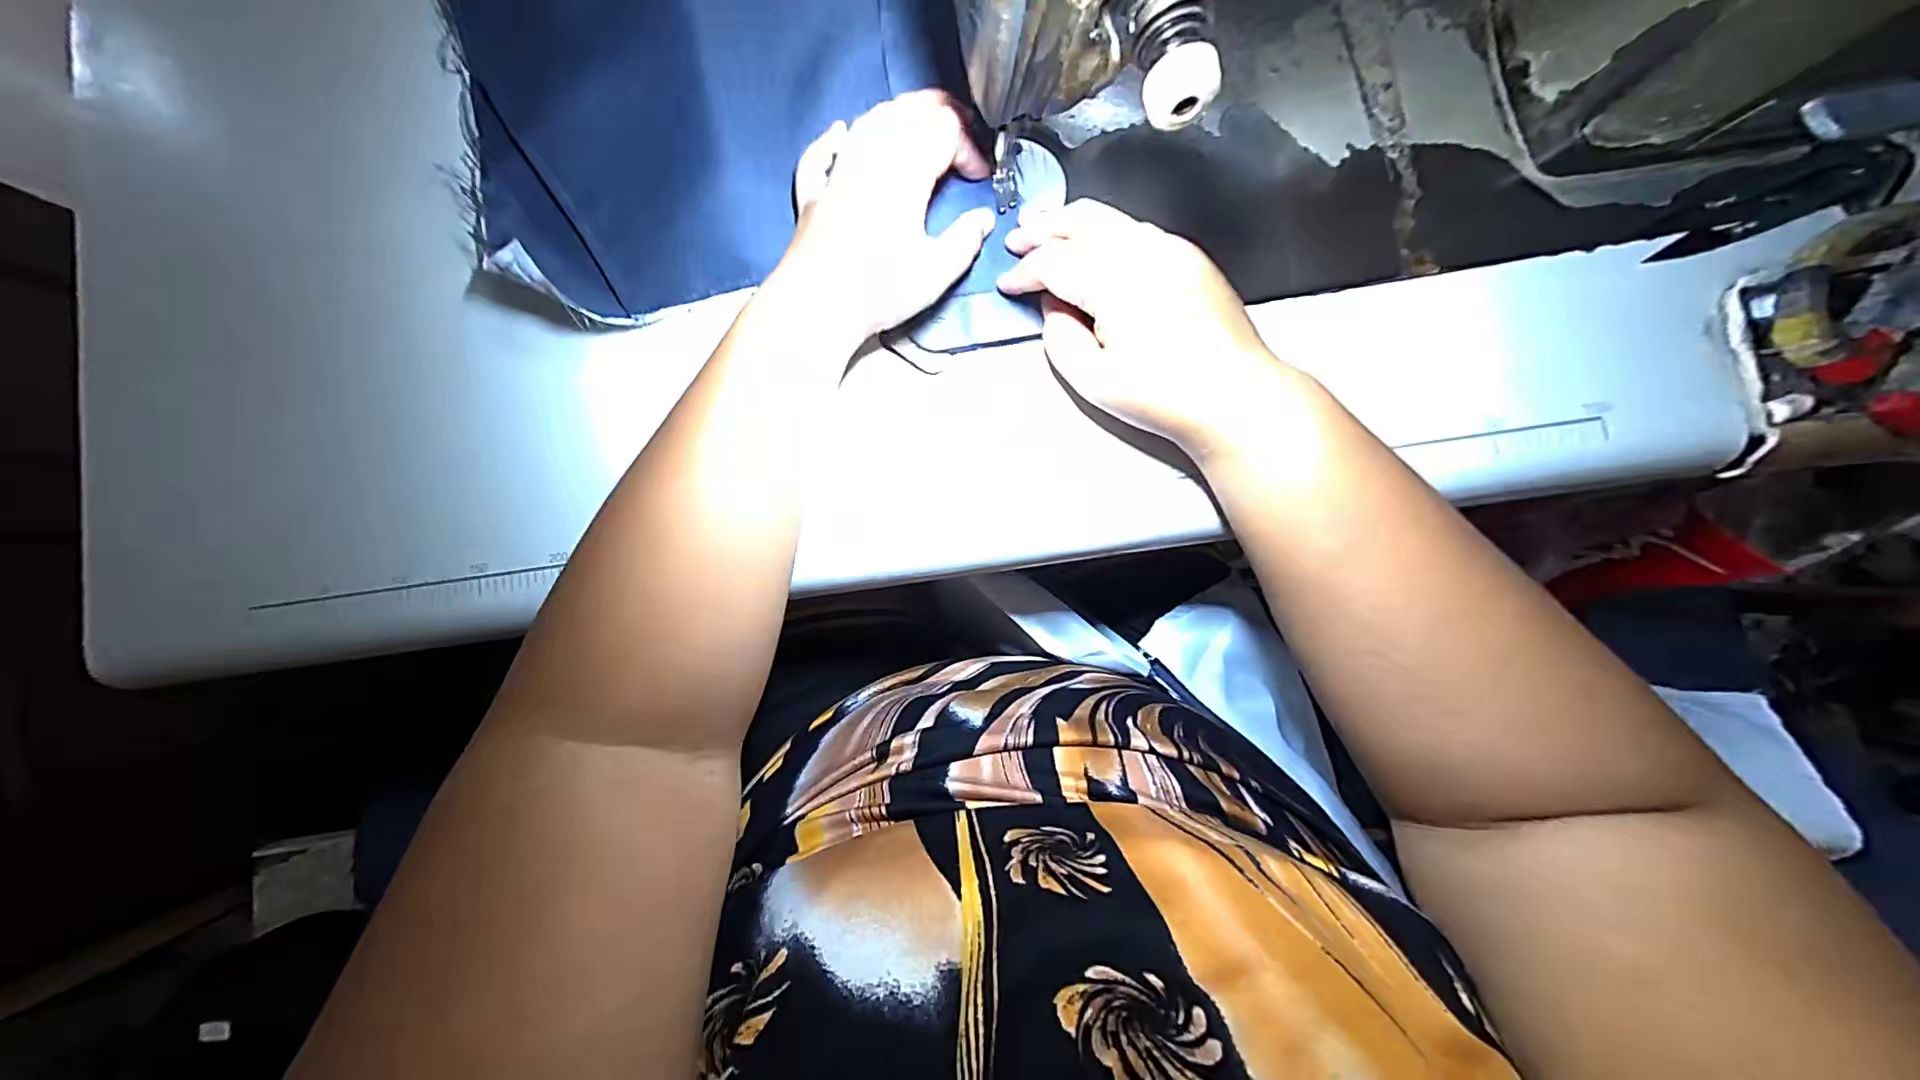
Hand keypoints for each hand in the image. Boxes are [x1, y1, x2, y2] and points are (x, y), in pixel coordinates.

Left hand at [769, 90, 997, 341]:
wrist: (818, 305)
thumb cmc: (877, 290)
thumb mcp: (936, 271)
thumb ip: (965, 240)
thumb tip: (981, 222)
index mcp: (906, 170)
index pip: (946, 129)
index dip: (969, 147)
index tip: (978, 175)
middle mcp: (870, 156)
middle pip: (909, 110)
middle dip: (941, 115)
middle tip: (960, 138)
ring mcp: (838, 170)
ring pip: (870, 120)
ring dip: (899, 117)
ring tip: (918, 132)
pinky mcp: (815, 192)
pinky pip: (824, 150)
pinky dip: (836, 138)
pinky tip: (840, 133)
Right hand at [997, 199, 1299, 456]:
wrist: (1234, 396)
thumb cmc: (1166, 396)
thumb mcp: (1093, 380)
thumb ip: (1059, 336)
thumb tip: (1052, 305)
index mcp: (1115, 283)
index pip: (1055, 260)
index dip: (1025, 270)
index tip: (1008, 282)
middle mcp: (1145, 253)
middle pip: (1082, 222)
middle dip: (1044, 228)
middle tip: (1018, 237)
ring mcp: (1172, 250)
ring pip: (1112, 218)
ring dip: (1074, 222)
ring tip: (1049, 228)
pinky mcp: (1190, 257)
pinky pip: (1138, 229)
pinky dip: (1107, 230)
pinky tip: (1096, 244)